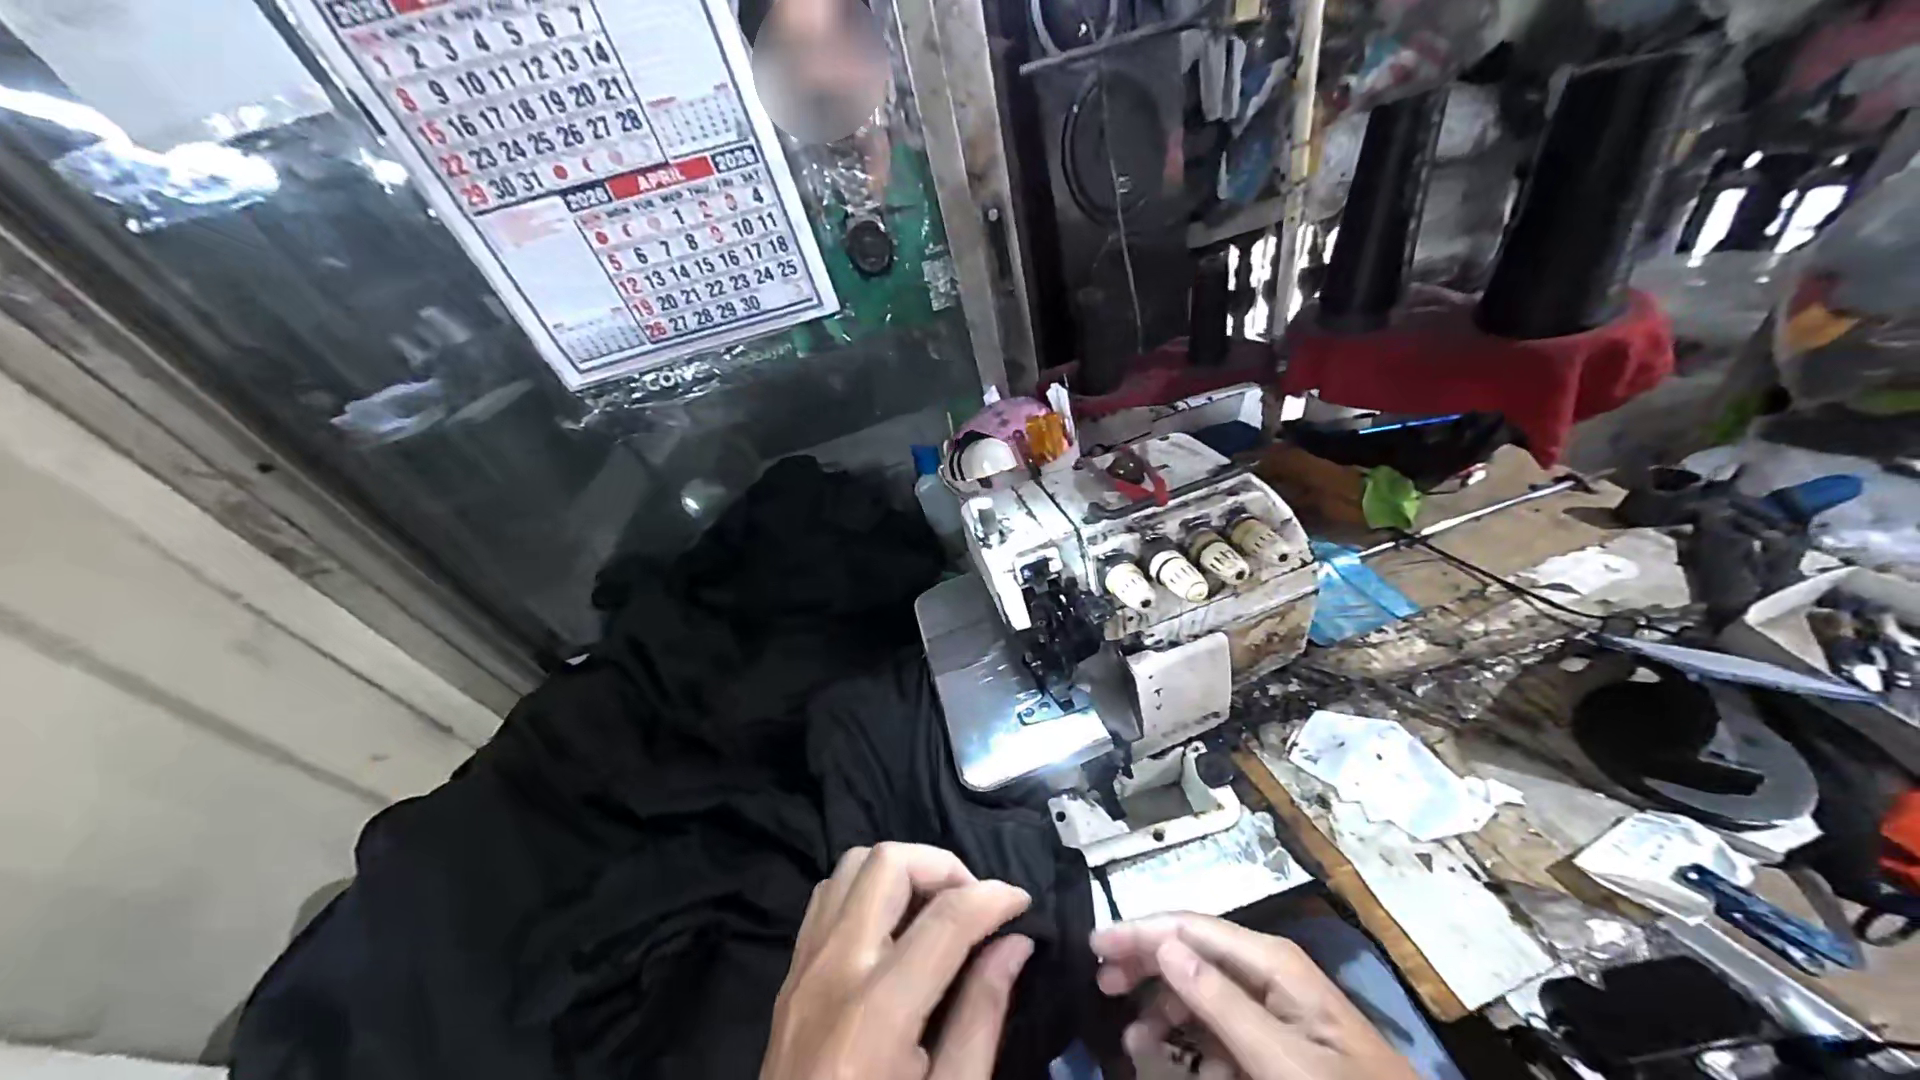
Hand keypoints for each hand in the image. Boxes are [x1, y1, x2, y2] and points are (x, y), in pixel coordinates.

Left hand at [761, 843, 1034, 1079]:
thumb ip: (983, 1014)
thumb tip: (1015, 943)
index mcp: (877, 1013)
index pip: (946, 919)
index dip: (994, 897)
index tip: (1021, 902)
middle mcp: (834, 968)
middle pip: (889, 863)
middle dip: (944, 867)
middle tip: (975, 902)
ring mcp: (804, 965)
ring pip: (853, 864)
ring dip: (903, 870)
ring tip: (936, 906)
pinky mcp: (791, 971)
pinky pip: (828, 893)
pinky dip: (867, 887)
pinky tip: (893, 922)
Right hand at [1090, 913, 1420, 1079]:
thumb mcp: (1281, 1061)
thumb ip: (1220, 1001)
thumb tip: (1164, 944)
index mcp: (1271, 962)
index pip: (1190, 928)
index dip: (1140, 932)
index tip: (1096, 946)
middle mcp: (1268, 971)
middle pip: (1192, 951)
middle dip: (1146, 964)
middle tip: (1102, 984)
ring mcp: (1274, 1006)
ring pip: (1201, 991)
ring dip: (1163, 1008)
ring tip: (1133, 1038)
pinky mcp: (1277, 1040)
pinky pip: (1221, 1027)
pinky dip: (1191, 1039)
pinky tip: (1175, 1060)